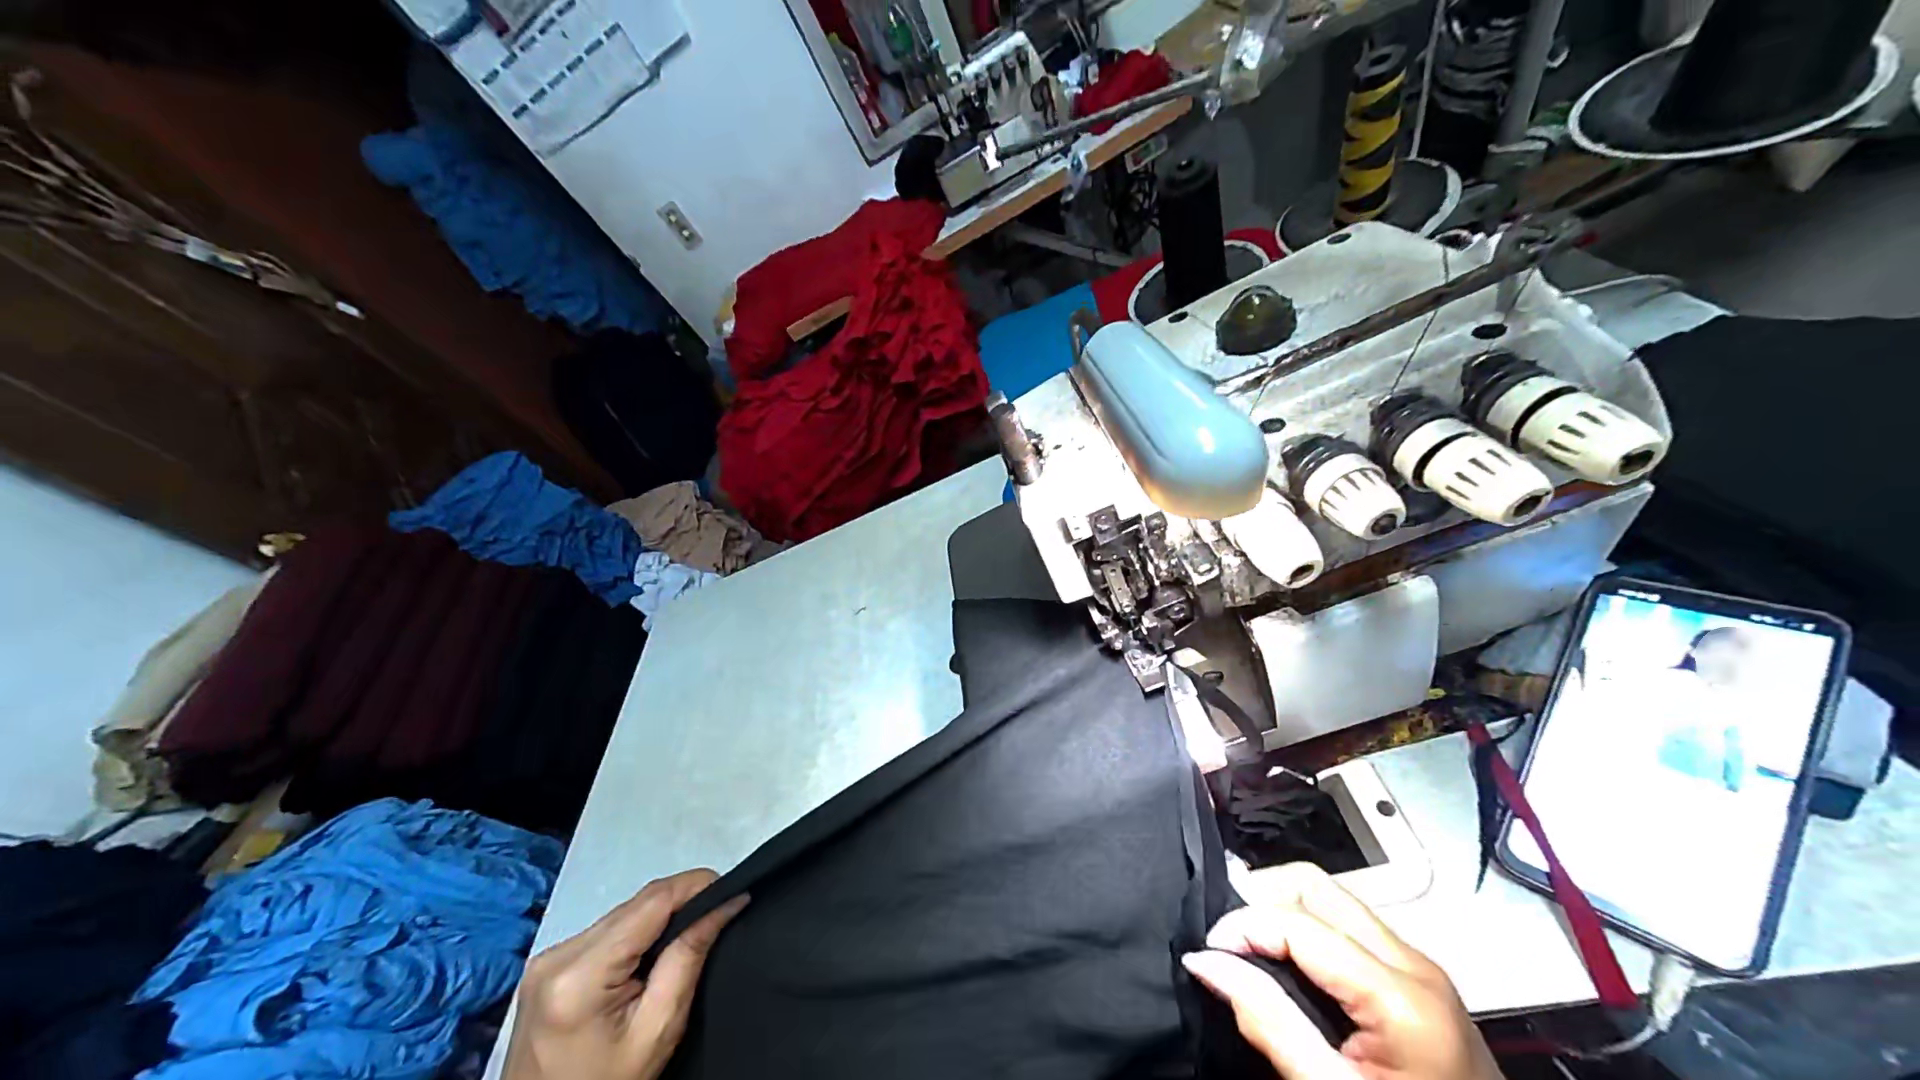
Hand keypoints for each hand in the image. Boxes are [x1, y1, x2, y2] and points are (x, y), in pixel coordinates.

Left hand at [503, 869, 747, 1079]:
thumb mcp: (659, 1029)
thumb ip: (689, 957)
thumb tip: (727, 901)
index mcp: (579, 973)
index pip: (650, 902)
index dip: (696, 885)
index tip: (734, 889)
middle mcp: (557, 954)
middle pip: (635, 904)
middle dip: (681, 901)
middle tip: (719, 913)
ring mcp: (547, 958)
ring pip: (622, 912)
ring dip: (659, 917)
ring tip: (690, 933)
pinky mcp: (547, 965)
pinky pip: (606, 930)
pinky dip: (636, 933)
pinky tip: (652, 954)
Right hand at [1182, 863, 1500, 1079]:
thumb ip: (1268, 1022)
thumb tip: (1205, 962)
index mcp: (1402, 999)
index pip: (1298, 922)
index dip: (1241, 925)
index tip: (1206, 953)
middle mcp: (1415, 965)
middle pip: (1316, 886)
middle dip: (1260, 900)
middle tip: (1227, 943)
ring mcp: (1420, 967)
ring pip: (1330, 897)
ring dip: (1281, 910)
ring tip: (1250, 951)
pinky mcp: (1417, 978)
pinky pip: (1347, 925)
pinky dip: (1305, 928)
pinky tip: (1286, 964)